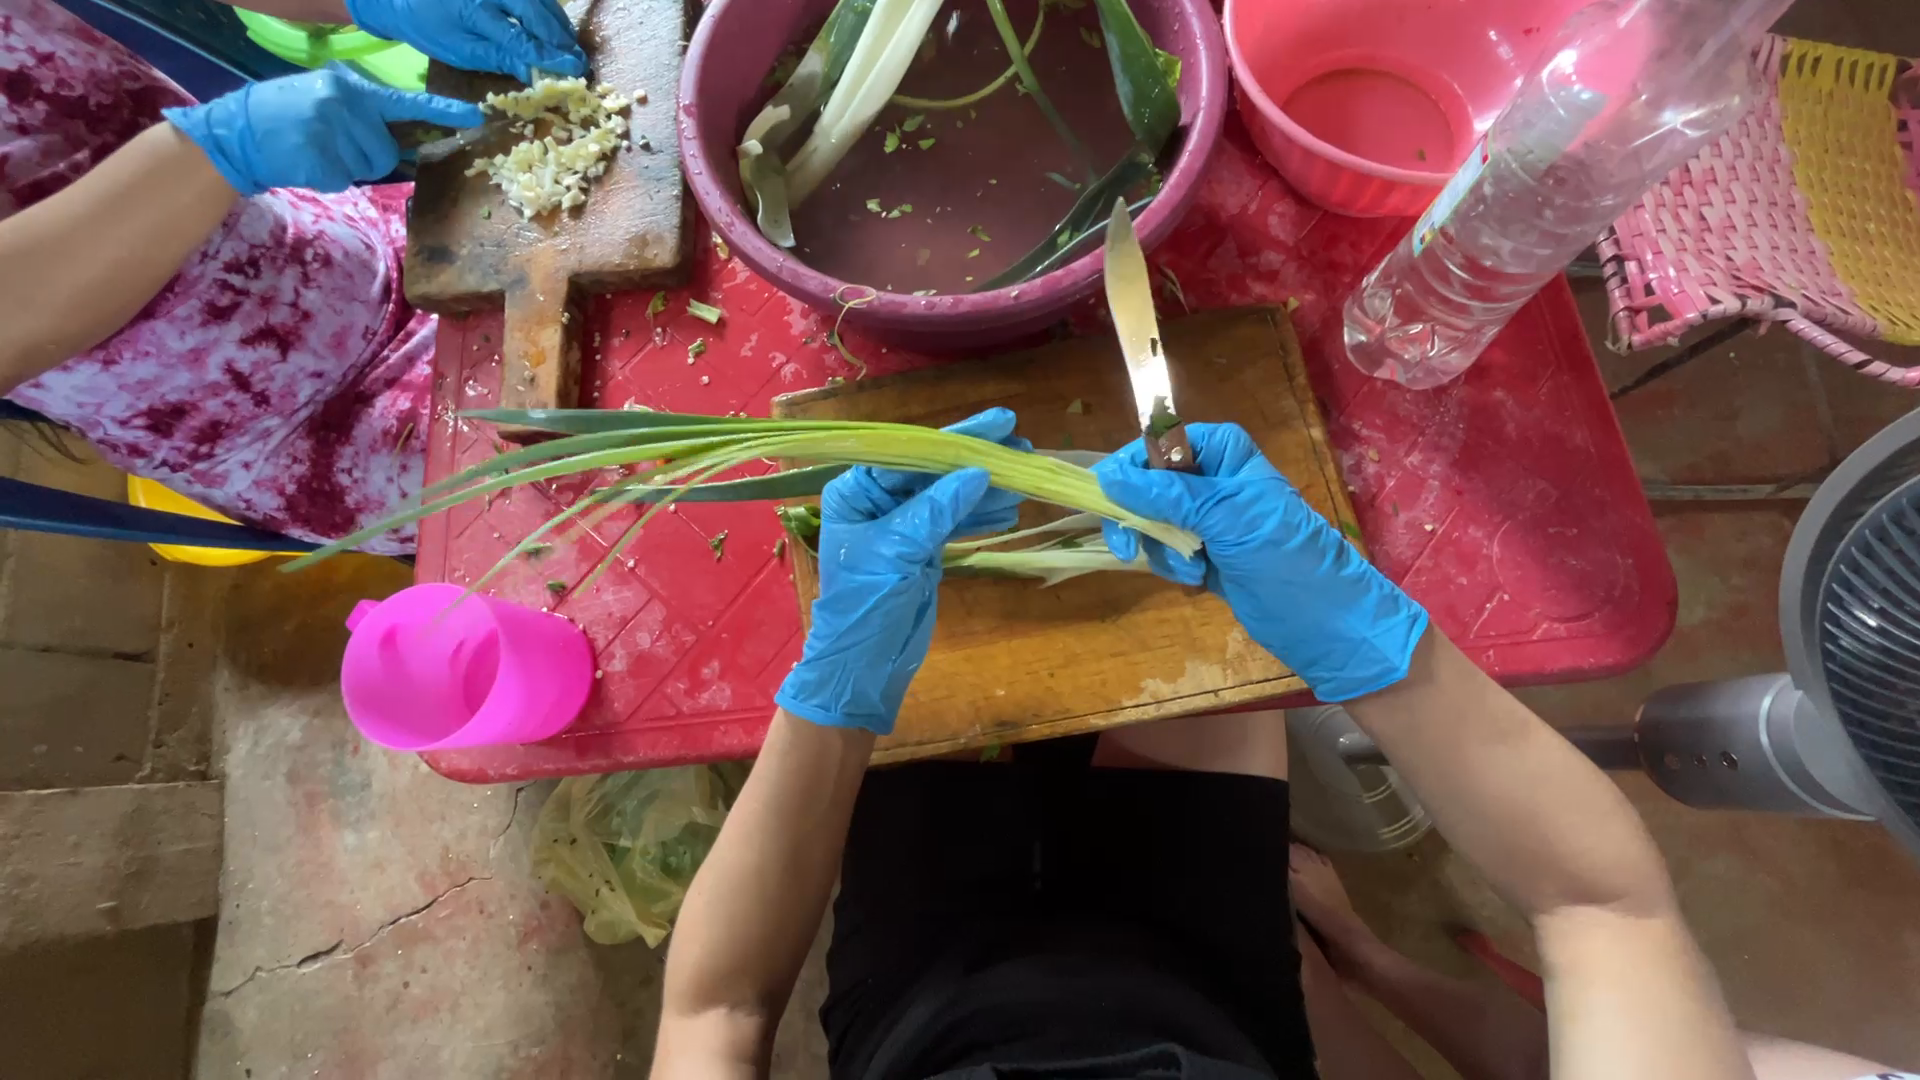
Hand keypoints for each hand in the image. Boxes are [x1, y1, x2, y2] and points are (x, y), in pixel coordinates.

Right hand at [164, 66, 482, 195]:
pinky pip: (348, 179)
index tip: (476, 116)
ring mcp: (330, 128)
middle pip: (390, 152)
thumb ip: (368, 117)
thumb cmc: (289, 118)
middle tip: (331, 144)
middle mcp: (343, 102)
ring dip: (350, 168)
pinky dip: (331, 177)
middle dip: (368, 157)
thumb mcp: (328, 102)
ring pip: (373, 168)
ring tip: (318, 149)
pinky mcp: (320, 155)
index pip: (406, 103)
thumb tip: (409, 141)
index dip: (443, 112)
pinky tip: (307, 160)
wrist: (234, 131)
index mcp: (349, 87)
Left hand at [345, 0, 587, 80]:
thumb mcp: (462, 49)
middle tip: (578, 60)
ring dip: (557, 22)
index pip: (522, 36)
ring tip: (570, 45)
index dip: (550, 56)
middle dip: (559, 37)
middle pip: (535, 10)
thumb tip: (537, 72)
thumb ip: (501, 56)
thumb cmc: (427, 25)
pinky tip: (553, 25)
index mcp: (475, 8)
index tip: (573, 71)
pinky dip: (545, 8)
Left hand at [776, 408, 1028, 733]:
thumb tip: (979, 472)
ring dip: (985, 486)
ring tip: (1024, 474)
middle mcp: (877, 500)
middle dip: (976, 457)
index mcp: (857, 491)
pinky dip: (980, 514)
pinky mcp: (921, 547)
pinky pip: (954, 520)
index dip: (957, 436)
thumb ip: (936, 508)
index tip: (1000, 422)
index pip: (912, 452)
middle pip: (933, 468)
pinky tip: (1008, 507)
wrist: (864, 665)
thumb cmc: (866, 604)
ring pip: (949, 493)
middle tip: (1021, 444)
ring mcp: (901, 523)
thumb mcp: (898, 551)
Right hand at [1094, 423, 1428, 701]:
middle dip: (1138, 518)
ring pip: (1147, 519)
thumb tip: (1106, 477)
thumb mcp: (1226, 516)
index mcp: (1221, 450)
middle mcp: (1209, 476)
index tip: (1109, 502)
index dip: (1128, 471)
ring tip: (1190, 569)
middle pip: (1143, 484)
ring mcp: (1204, 515)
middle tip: (1130, 548)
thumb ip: (1165, 494)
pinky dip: (1171, 565)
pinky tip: (1197, 579)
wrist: (1322, 621)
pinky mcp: (1201, 548)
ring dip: (1158, 548)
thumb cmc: (1283, 556)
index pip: (1154, 444)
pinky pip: (1162, 547)